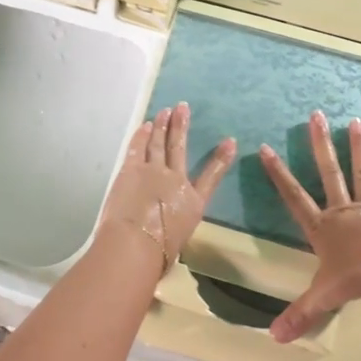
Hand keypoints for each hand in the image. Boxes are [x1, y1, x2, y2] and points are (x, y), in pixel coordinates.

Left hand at [101, 103, 236, 273]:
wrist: (134, 245)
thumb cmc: (157, 253)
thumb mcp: (177, 240)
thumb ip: (175, 225)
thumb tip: (171, 221)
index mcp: (191, 202)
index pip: (210, 177)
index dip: (221, 158)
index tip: (230, 141)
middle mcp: (175, 180)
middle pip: (178, 147)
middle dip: (182, 126)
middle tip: (183, 106)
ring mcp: (152, 171)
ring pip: (157, 142)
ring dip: (161, 125)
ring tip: (164, 111)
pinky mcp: (130, 170)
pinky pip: (137, 147)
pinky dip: (142, 135)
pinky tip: (145, 125)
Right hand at [259, 109, 360, 342]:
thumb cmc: (356, 276)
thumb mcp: (323, 296)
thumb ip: (300, 314)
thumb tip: (273, 337)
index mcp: (322, 227)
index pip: (294, 197)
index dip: (278, 174)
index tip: (264, 148)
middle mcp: (343, 211)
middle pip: (329, 173)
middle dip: (320, 144)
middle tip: (316, 114)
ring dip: (359, 148)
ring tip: (357, 121)